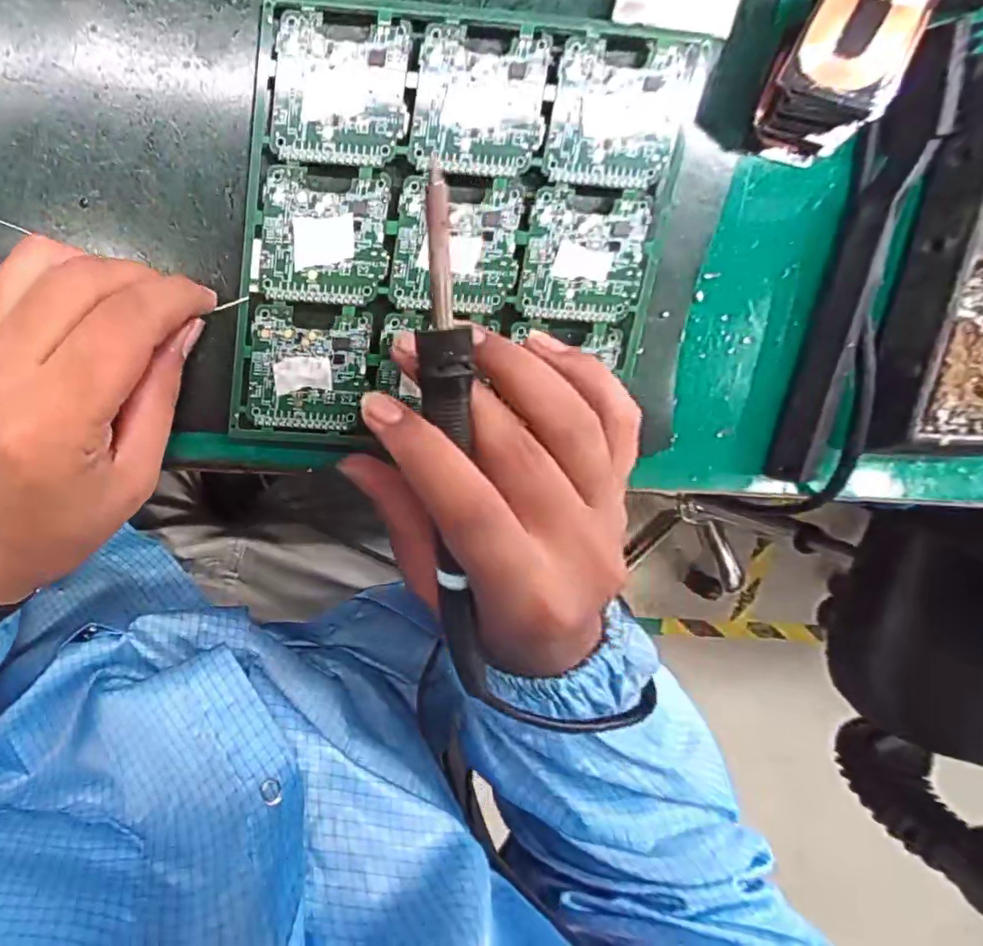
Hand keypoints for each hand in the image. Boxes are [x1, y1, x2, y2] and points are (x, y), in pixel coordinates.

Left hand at [0, 236, 214, 605]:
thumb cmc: (64, 527)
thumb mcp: (135, 478)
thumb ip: (160, 393)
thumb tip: (182, 325)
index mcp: (49, 422)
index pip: (119, 324)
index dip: (170, 298)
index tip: (201, 300)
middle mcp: (0, 377)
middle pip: (81, 282)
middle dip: (141, 279)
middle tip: (170, 306)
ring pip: (42, 264)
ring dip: (98, 269)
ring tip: (126, 302)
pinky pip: (12, 279)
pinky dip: (57, 274)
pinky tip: (80, 304)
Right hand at [339, 327, 639, 676]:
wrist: (563, 643)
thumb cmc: (486, 619)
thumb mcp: (430, 582)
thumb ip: (400, 515)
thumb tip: (358, 459)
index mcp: (520, 586)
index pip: (470, 504)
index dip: (421, 449)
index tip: (379, 406)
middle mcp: (576, 546)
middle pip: (523, 453)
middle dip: (461, 392)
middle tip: (416, 355)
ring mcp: (609, 511)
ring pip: (576, 424)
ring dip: (521, 370)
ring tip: (475, 338)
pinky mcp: (624, 485)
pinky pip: (619, 419)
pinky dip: (584, 373)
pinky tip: (541, 344)